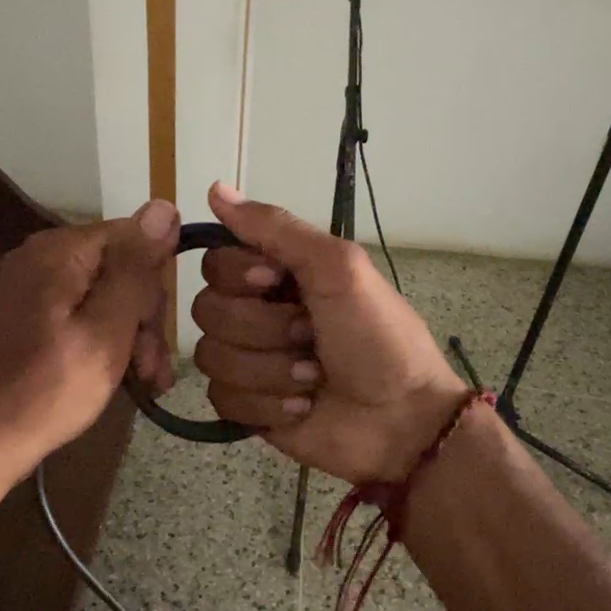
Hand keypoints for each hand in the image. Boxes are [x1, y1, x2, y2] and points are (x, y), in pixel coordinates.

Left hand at [0, 200, 178, 481]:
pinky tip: (123, 376)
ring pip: (104, 294)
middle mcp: (42, 256)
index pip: (132, 237)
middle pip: (119, 267)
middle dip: (143, 317)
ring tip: (145, 382)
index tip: (160, 333)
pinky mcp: (28, 315)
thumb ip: (136, 269)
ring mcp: (32, 286)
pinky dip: (105, 341)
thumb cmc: (50, 388)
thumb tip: (165, 205)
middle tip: (152, 370)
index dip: (154, 281)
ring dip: (130, 336)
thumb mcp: (107, 329)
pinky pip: (81, 313)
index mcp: (59, 250)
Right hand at [192, 183, 470, 483]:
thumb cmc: (378, 337)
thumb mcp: (338, 268)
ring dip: (270, 369)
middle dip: (264, 328)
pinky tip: (302, 406)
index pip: (215, 263)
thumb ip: (276, 228)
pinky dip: (267, 403)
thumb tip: (215, 189)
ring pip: (211, 356)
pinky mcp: (247, 407)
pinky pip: (222, 398)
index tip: (276, 282)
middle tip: (311, 337)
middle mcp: (256, 312)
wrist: (403, 420)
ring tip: (313, 377)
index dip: (238, 276)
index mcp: (276, 274)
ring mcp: (248, 362)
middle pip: (207, 310)